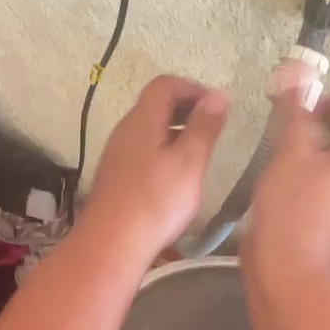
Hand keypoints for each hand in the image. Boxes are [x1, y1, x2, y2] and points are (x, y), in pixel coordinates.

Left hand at [81, 75, 228, 256]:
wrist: (112, 245)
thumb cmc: (156, 202)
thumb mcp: (189, 163)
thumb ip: (204, 128)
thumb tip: (218, 95)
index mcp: (142, 120)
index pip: (165, 84)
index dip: (193, 89)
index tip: (217, 108)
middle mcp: (124, 131)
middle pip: (155, 105)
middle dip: (186, 109)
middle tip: (212, 129)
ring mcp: (116, 155)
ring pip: (148, 130)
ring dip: (175, 133)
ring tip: (198, 154)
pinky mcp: (115, 178)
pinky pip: (142, 151)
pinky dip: (163, 152)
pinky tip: (175, 177)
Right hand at [241, 88, 329, 282]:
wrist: (283, 265)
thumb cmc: (293, 206)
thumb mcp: (292, 151)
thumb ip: (295, 111)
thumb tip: (296, 71)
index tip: (327, 101)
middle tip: (305, 113)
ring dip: (315, 141)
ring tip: (286, 134)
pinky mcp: (313, 213)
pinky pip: (316, 178)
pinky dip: (302, 163)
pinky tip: (276, 162)